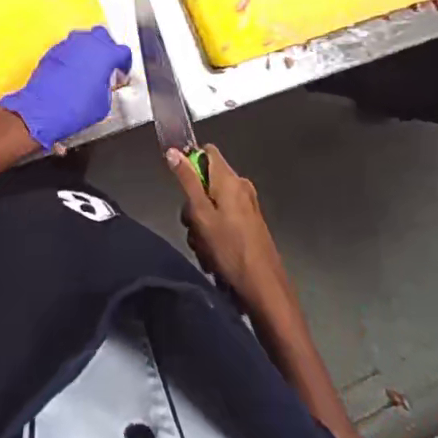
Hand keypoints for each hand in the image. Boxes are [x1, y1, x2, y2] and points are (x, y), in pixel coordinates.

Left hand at [0, 27, 132, 148]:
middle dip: (106, 47)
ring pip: (82, 39)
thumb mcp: (104, 102)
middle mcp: (86, 43)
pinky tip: (71, 72)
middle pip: (102, 35)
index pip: (123, 51)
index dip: (124, 64)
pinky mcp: (51, 52)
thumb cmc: (76, 107)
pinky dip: (71, 56)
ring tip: (87, 68)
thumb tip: (103, 84)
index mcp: (106, 53)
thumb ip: (107, 85)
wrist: (43, 110)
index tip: (121, 73)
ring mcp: (66, 45)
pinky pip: (67, 49)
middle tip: (106, 64)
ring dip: (87, 50)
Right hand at [167, 145, 285, 301]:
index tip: (178, 182)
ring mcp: (246, 206)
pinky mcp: (247, 223)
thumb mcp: (201, 213)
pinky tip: (213, 252)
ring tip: (203, 245)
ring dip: (200, 223)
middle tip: (193, 225)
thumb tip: (174, 151)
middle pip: (204, 181)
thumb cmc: (230, 248)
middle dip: (191, 202)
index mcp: (230, 180)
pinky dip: (212, 232)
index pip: (207, 151)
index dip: (189, 161)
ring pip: (209, 203)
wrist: (263, 286)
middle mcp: (240, 187)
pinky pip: (221, 218)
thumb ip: (187, 181)